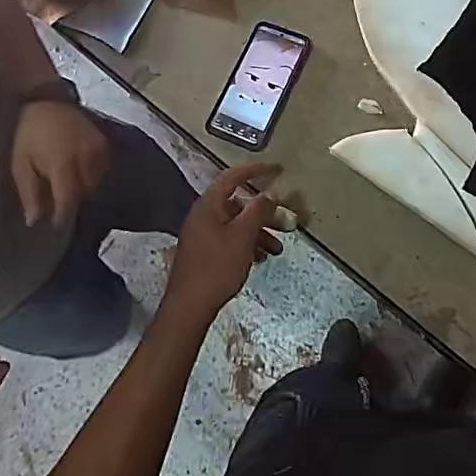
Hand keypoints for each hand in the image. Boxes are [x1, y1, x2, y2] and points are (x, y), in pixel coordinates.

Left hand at [11, 102, 109, 225]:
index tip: (57, 223)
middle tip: (60, 198)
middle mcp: (85, 158)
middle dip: (73, 199)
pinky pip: (104, 170)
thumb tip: (34, 220)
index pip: (69, 198)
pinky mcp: (105, 145)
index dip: (64, 214)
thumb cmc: (29, 135)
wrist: (48, 103)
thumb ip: (29, 192)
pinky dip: (94, 175)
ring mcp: (98, 150)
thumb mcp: (20, 164)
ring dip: (84, 188)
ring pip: (97, 183)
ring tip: (70, 183)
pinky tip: (81, 170)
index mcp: (61, 163)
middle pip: (86, 193)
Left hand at [163, 163, 285, 325]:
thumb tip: (269, 194)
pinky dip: (248, 243)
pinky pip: (230, 239)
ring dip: (259, 232)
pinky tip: (261, 257)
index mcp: (209, 206)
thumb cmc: (217, 266)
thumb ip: (258, 210)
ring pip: (237, 224)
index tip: (276, 169)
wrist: (189, 306)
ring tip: (277, 248)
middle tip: (286, 222)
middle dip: (265, 213)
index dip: (255, 170)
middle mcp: (203, 216)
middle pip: (239, 204)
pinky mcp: (204, 252)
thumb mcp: (243, 235)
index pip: (233, 178)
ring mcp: (202, 235)